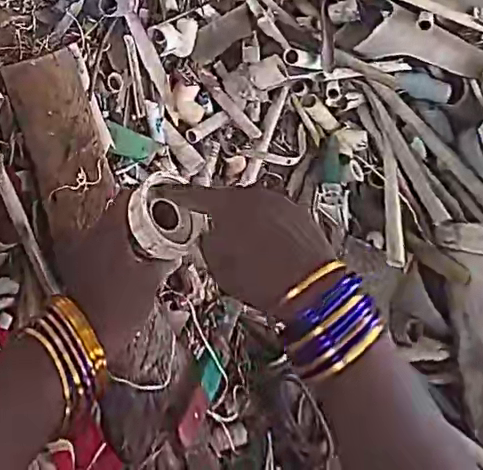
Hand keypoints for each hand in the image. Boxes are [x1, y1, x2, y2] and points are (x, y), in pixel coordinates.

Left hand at [57, 190, 169, 360]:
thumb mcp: (149, 282)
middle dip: (138, 217)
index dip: (145, 196)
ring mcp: (82, 248)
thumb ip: (163, 261)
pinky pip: (101, 245)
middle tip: (159, 228)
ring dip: (127, 233)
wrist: (85, 335)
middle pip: (117, 212)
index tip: (161, 203)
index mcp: (110, 228)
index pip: (127, 195)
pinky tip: (131, 261)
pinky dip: (116, 247)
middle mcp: (92, 232)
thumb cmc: (120, 304)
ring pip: (109, 229)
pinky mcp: (78, 264)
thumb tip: (175, 251)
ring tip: (148, 246)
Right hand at [161, 185, 334, 319]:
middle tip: (215, 235)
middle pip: (225, 199)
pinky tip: (268, 248)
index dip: (177, 195)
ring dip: (244, 220)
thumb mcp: (219, 268)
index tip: (168, 193)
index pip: (193, 194)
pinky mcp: (297, 211)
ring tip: (246, 248)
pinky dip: (266, 226)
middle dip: (218, 214)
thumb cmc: (263, 281)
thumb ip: (205, 244)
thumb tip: (205, 237)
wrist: (313, 290)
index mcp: (226, 203)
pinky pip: (272, 213)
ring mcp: (277, 200)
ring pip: (250, 205)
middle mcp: (252, 194)